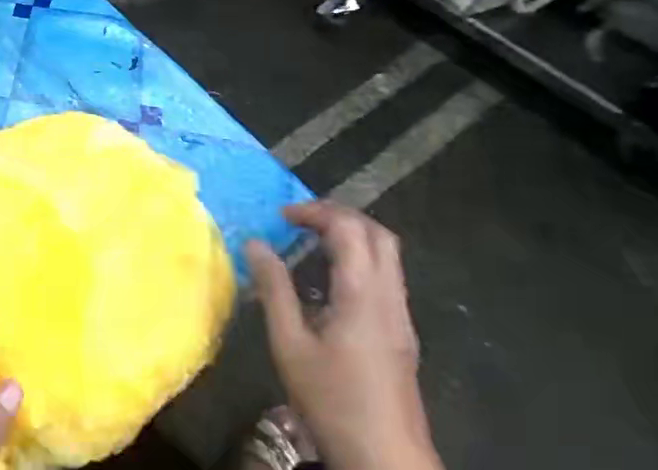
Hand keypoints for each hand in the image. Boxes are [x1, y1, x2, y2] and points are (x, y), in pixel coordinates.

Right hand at [245, 202, 441, 469]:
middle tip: (302, 221)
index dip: (315, 211)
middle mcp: (389, 295)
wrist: (387, 461)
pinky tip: (331, 283)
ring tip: (313, 244)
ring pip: (386, 253)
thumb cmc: (334, 402)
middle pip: (376, 232)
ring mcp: (401, 314)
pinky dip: (360, 259)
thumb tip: (255, 244)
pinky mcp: (403, 332)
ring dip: (352, 236)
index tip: (282, 217)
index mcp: (362, 293)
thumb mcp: (291, 347)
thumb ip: (274, 290)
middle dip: (338, 215)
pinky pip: (386, 275)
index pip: (348, 227)